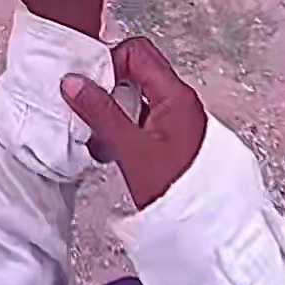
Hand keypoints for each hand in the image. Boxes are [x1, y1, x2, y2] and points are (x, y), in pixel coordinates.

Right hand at [59, 37, 207, 207]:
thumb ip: (100, 112)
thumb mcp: (131, 148)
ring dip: (112, 113)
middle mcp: (179, 100)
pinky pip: (140, 118)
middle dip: (107, 89)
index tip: (90, 85)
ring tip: (102, 138)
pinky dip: (122, 128)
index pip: (136, 52)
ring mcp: (176, 118)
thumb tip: (75, 83)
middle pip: (135, 72)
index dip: (109, 63)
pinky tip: (113, 150)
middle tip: (92, 110)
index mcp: (175, 95)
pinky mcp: (171, 137)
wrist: (209, 233)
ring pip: (135, 97)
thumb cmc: (180, 192)